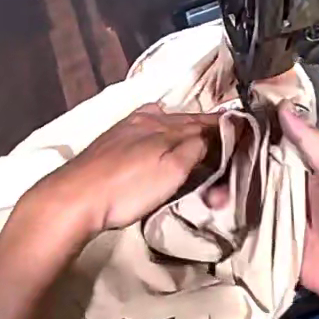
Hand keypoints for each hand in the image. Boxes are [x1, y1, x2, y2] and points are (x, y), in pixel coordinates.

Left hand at [19, 105, 222, 239]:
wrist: (73, 199)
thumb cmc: (126, 187)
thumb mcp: (172, 169)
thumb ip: (196, 147)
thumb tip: (215, 132)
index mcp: (162, 123)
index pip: (204, 121)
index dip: (225, 127)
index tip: (244, 131)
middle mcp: (145, 119)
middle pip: (185, 122)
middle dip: (206, 132)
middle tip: (225, 146)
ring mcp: (124, 130)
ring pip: (164, 126)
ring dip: (184, 134)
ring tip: (198, 143)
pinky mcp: (109, 144)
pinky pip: (146, 132)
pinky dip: (162, 135)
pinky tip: (158, 139)